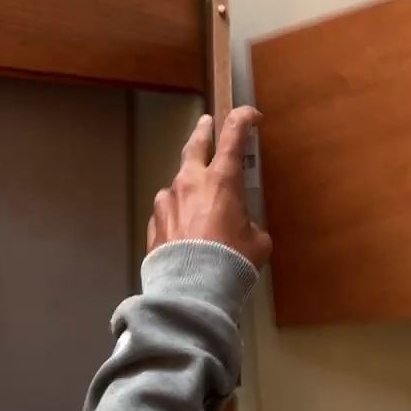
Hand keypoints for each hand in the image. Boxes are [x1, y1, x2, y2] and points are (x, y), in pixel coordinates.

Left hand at [148, 106, 272, 269]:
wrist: (190, 293)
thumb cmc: (231, 262)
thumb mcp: (257, 241)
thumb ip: (249, 224)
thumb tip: (241, 226)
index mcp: (222, 179)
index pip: (234, 133)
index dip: (244, 119)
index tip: (252, 116)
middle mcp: (191, 182)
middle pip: (196, 144)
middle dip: (204, 130)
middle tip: (207, 122)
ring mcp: (167, 202)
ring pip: (178, 182)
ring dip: (188, 185)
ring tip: (197, 202)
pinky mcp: (153, 224)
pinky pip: (167, 210)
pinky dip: (176, 213)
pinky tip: (183, 230)